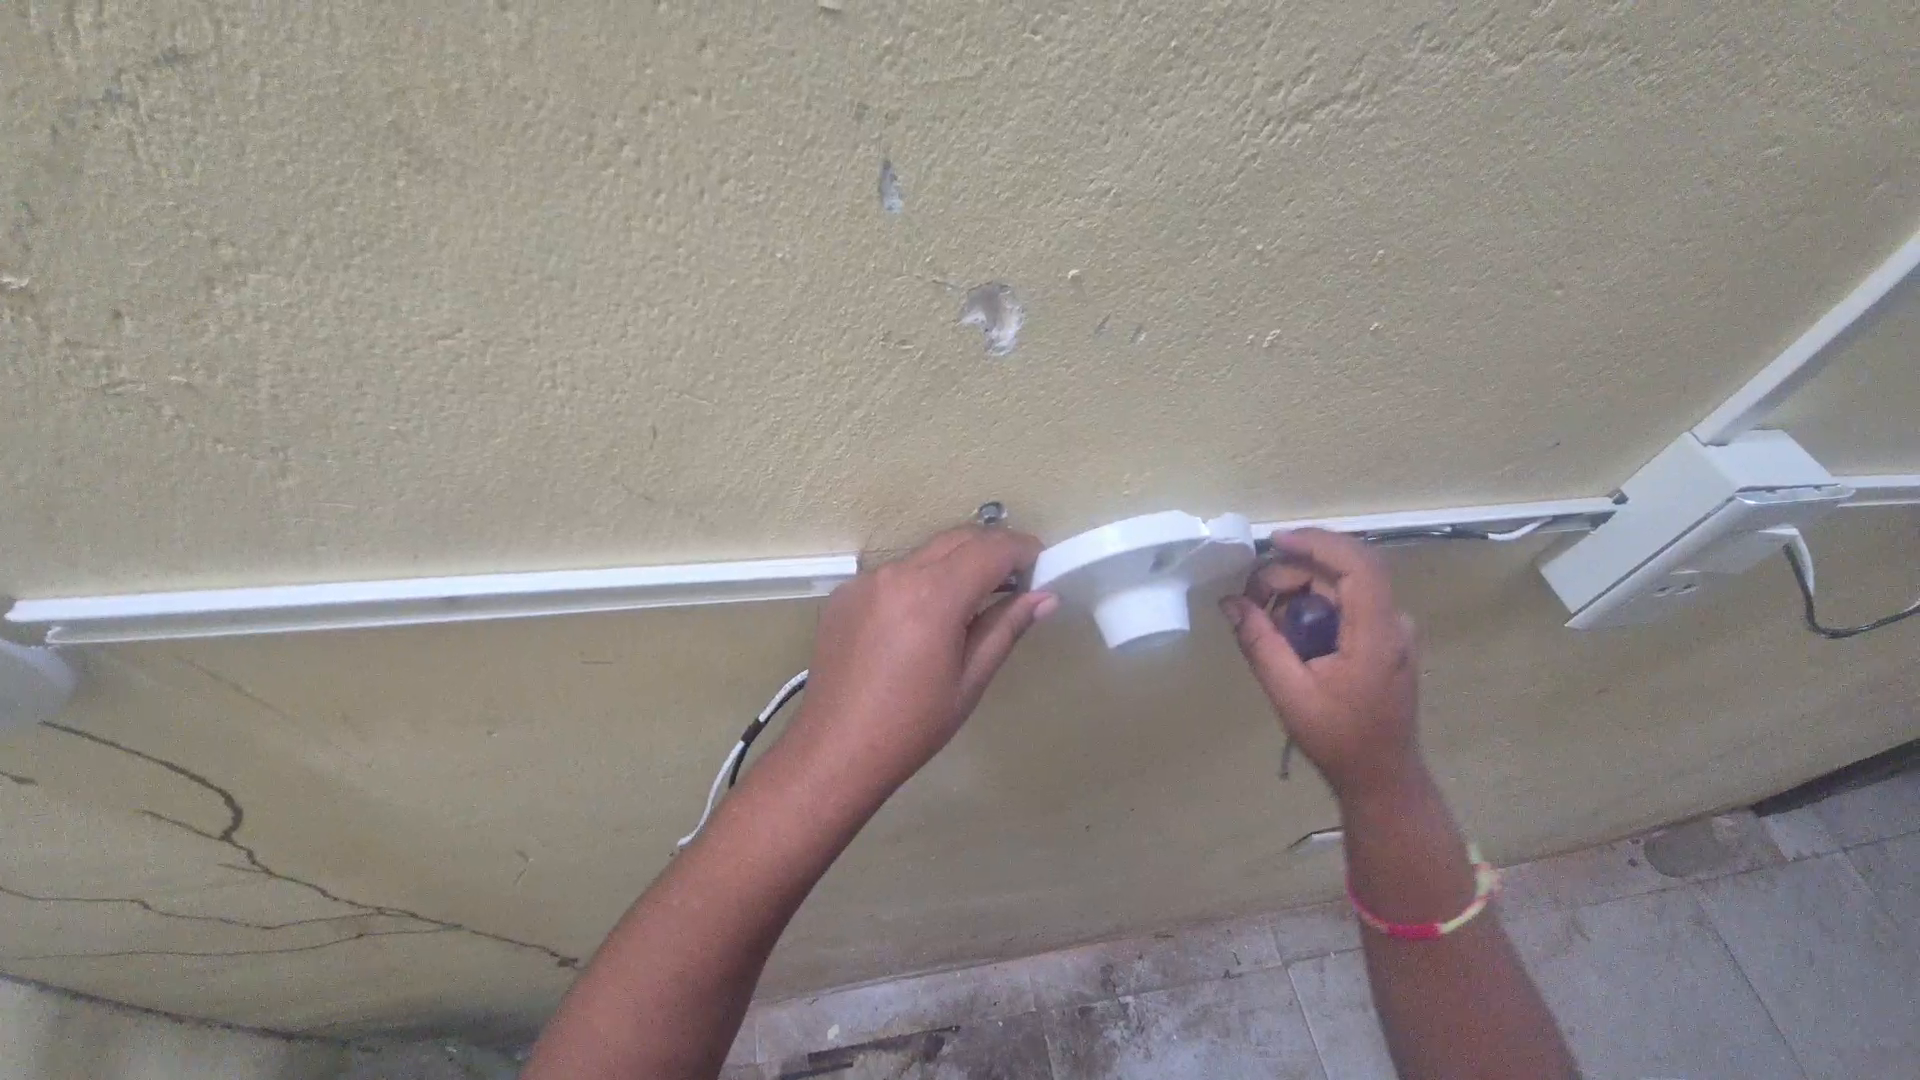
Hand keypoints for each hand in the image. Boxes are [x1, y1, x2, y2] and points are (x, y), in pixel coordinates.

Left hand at [786, 526, 1057, 789]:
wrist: (835, 750)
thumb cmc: (912, 725)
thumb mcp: (970, 680)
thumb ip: (1006, 628)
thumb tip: (1045, 597)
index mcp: (932, 596)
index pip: (990, 549)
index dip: (1022, 549)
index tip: (1041, 564)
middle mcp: (896, 575)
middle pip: (957, 539)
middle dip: (991, 550)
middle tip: (1014, 582)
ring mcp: (864, 581)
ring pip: (924, 555)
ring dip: (954, 566)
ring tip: (968, 607)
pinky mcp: (843, 595)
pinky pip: (893, 575)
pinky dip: (918, 583)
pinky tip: (920, 624)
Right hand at [1219, 529, 1421, 800]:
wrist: (1381, 776)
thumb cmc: (1338, 739)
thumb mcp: (1288, 692)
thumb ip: (1259, 642)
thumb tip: (1230, 602)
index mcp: (1376, 635)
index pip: (1357, 565)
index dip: (1317, 543)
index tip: (1275, 543)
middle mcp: (1392, 624)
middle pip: (1342, 572)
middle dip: (1293, 571)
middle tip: (1250, 597)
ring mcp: (1392, 631)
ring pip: (1342, 587)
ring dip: (1299, 589)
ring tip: (1263, 617)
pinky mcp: (1384, 639)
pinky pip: (1346, 605)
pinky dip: (1312, 605)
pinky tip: (1286, 631)